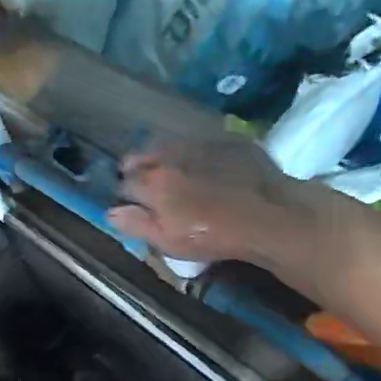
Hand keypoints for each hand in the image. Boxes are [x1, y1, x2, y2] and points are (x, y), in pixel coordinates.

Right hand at [108, 137, 353, 271]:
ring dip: (162, 156)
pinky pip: (199, 142)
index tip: (130, 203)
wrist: (269, 214)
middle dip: (137, 168)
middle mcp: (171, 155)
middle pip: (142, 155)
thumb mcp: (169, 241)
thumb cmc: (214, 236)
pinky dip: (192, 153)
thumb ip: (137, 224)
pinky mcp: (228, 139)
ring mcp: (200, 142)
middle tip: (145, 185)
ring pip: (169, 144)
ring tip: (170, 172)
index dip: (124, 194)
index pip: (125, 182)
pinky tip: (203, 167)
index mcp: (154, 182)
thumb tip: (111, 212)